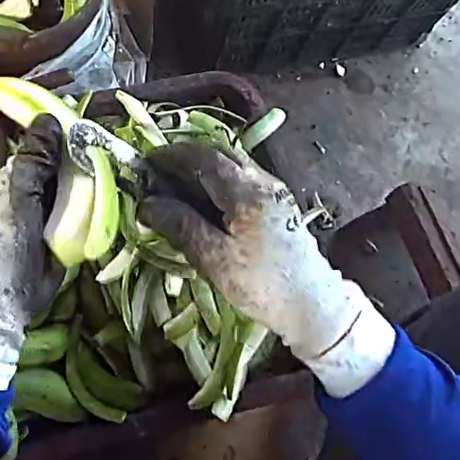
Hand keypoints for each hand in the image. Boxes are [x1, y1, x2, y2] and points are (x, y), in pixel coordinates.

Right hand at [137, 143, 394, 396]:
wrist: (313, 306)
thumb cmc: (261, 285)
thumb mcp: (213, 259)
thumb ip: (180, 225)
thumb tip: (146, 203)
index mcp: (247, 191)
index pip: (203, 158)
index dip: (171, 156)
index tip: (146, 163)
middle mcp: (262, 181)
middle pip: (218, 154)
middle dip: (185, 158)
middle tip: (157, 173)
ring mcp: (273, 190)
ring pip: (231, 164)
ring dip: (201, 167)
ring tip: (175, 186)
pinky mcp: (277, 203)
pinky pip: (241, 178)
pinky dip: (217, 179)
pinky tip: (203, 200)